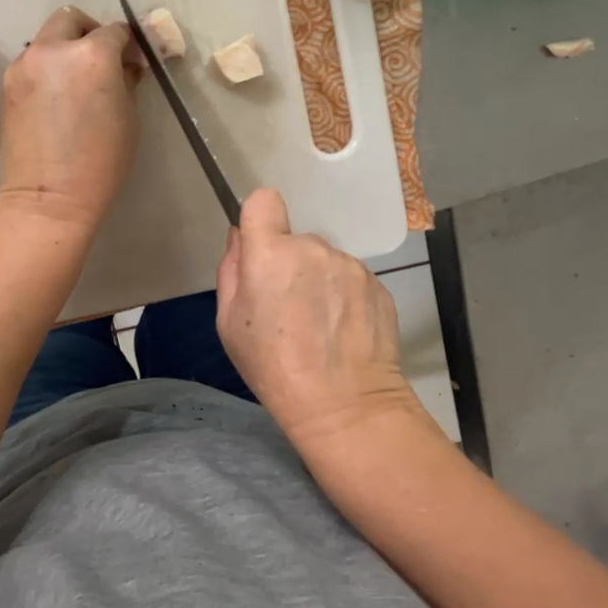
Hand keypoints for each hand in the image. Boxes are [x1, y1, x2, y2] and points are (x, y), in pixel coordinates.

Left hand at [0, 7, 142, 233]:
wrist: (48, 199)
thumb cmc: (101, 163)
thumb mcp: (129, 118)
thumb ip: (126, 80)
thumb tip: (125, 66)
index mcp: (92, 54)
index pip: (114, 31)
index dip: (126, 44)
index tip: (130, 61)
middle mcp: (53, 50)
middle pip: (71, 19)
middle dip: (89, 32)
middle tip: (99, 60)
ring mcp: (24, 66)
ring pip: (46, 40)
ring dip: (63, 50)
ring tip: (74, 84)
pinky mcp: (7, 85)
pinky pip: (31, 64)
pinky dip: (45, 70)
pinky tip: (55, 100)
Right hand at [217, 188, 429, 446]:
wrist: (345, 406)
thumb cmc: (272, 366)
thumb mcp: (229, 323)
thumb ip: (232, 271)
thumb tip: (240, 240)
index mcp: (270, 253)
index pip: (264, 201)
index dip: (259, 219)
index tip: (259, 246)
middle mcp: (313, 248)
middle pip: (295, 239)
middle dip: (287, 263)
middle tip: (285, 307)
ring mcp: (351, 266)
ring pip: (325, 261)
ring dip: (318, 280)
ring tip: (317, 324)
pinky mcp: (378, 285)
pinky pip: (350, 280)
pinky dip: (343, 297)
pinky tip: (341, 332)